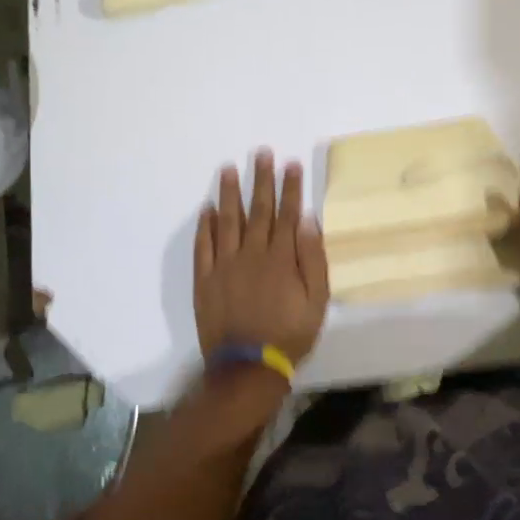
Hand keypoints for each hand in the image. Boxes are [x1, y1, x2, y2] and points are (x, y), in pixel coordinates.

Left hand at [194, 151, 329, 364]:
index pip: (287, 214)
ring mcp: (225, 265)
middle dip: (262, 179)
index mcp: (281, 258)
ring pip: (228, 220)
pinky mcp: (205, 279)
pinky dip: (205, 226)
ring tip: (229, 168)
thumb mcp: (316, 302)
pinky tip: (206, 208)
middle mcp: (252, 254)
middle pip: (259, 210)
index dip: (290, 187)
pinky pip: (203, 246)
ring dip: (230, 193)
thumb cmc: (289, 335)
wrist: (248, 367)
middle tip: (261, 152)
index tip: (291, 163)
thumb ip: (313, 259)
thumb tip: (307, 220)